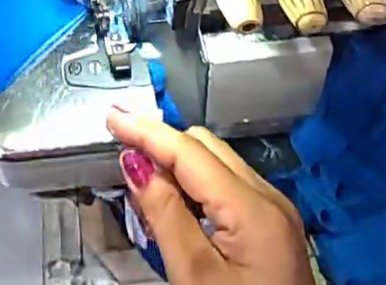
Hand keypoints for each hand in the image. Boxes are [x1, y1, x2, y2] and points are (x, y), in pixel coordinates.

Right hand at [108, 110, 313, 284]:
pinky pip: (225, 182)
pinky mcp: (273, 230)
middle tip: (122, 150)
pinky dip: (194, 179)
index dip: (144, 130)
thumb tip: (134, 160)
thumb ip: (163, 211)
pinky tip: (173, 198)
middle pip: (203, 145)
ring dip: (175, 160)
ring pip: (214, 160)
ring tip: (141, 175)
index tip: (110, 117)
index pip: (187, 150)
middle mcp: (269, 200)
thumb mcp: (194, 276)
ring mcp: (275, 215)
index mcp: (253, 209)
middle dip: (160, 142)